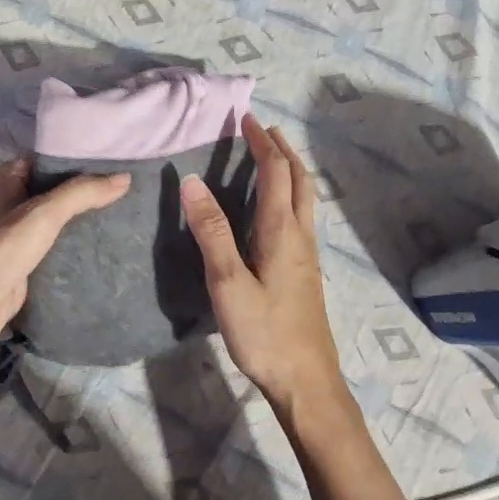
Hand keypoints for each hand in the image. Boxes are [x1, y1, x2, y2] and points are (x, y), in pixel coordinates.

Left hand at [0, 159, 130, 359]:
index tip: (102, 156)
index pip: (38, 160)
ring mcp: (14, 239)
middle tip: (119, 185)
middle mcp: (7, 208)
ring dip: (77, 219)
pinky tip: (100, 246)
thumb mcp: (42, 215)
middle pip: (47, 191)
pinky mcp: (23, 267)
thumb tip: (124, 178)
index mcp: (4, 186)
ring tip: (120, 211)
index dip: (66, 156)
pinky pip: (52, 249)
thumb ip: (80, 194)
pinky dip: (72, 246)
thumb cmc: (0, 252)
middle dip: (78, 189)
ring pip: (51, 222)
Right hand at [181, 114, 343, 404]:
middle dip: (281, 149)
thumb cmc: (264, 332)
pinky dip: (288, 194)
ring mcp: (306, 255)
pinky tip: (274, 209)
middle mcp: (300, 236)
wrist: (306, 381)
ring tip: (270, 157)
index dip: (261, 143)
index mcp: (281, 232)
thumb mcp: (227, 282)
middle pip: (299, 180)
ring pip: (304, 198)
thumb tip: (192, 180)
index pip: (275, 173)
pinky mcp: (304, 272)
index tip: (245, 118)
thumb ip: (211, 231)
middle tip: (260, 129)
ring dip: (289, 170)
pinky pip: (300, 216)